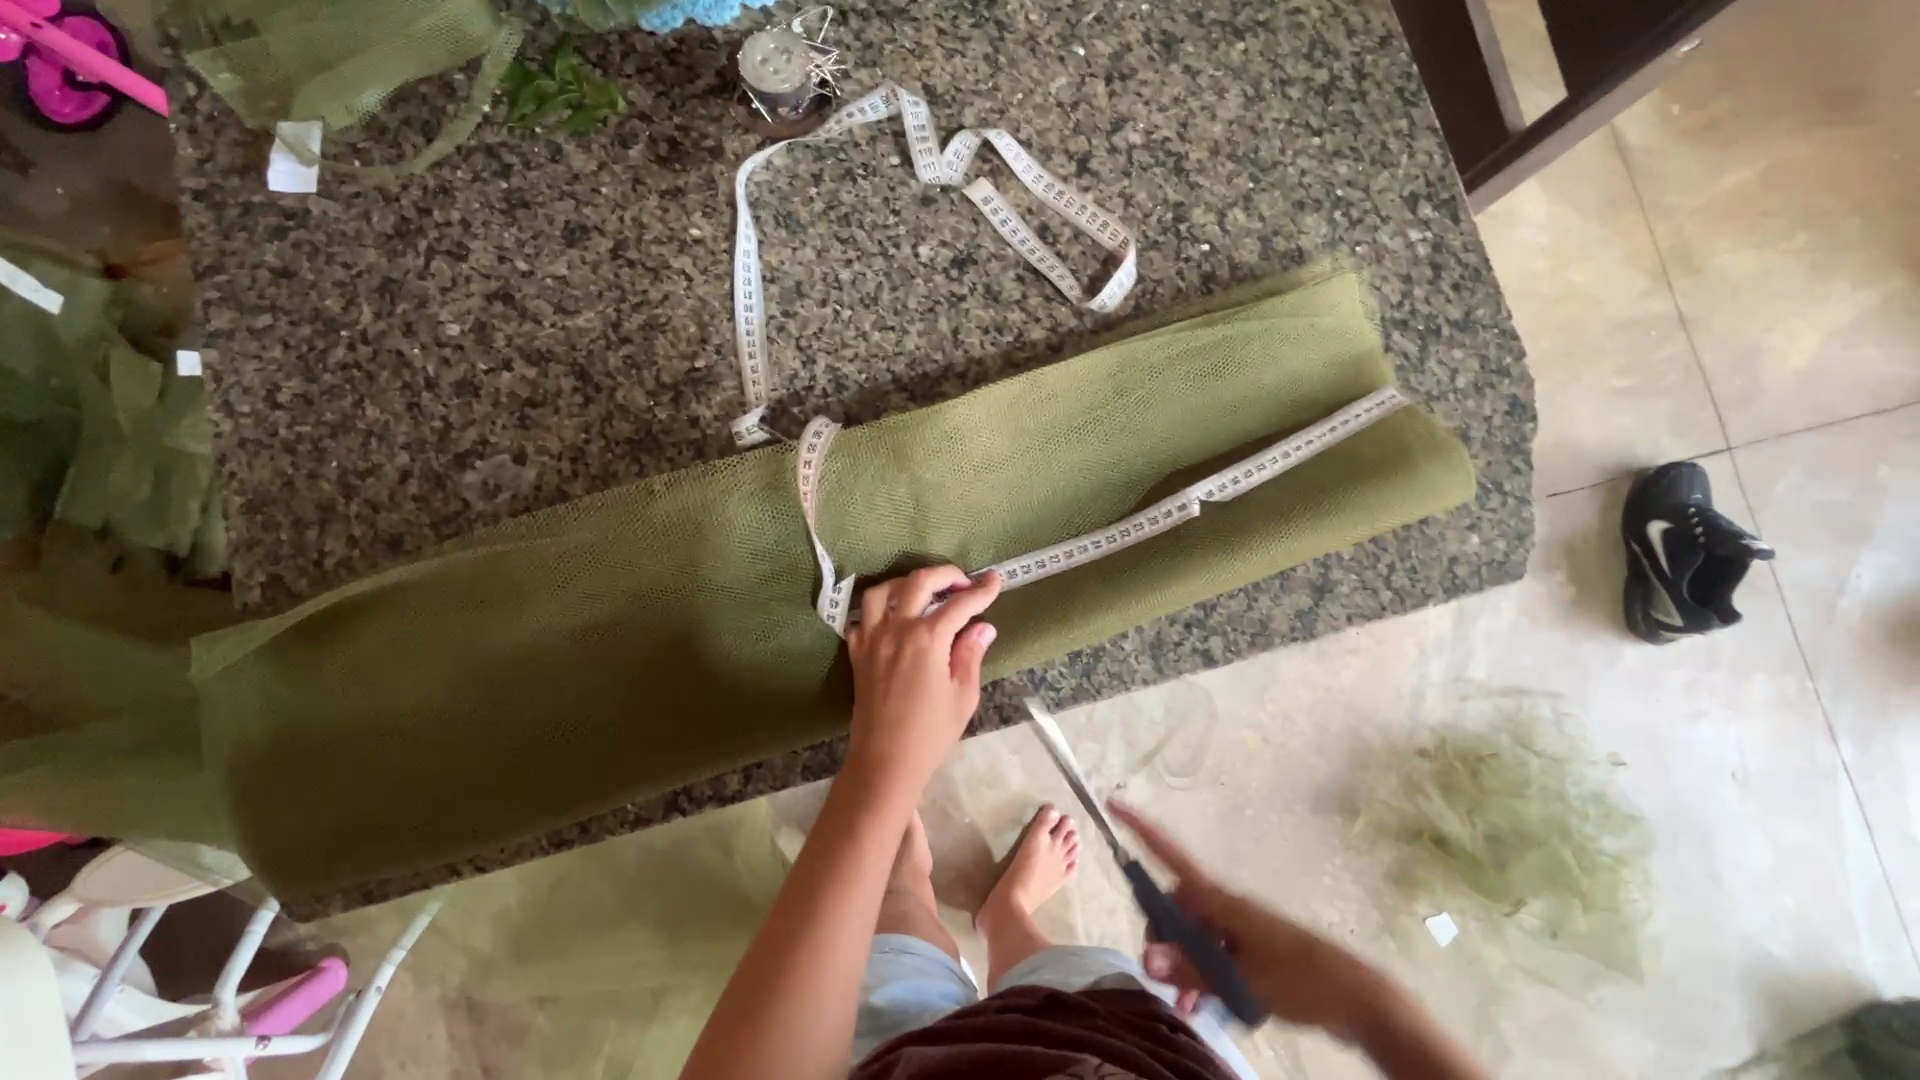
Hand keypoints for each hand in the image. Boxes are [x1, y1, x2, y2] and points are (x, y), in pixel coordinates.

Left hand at [844, 567, 1002, 793]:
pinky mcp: (857, 654)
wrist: (884, 762)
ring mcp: (872, 640)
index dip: (981, 590)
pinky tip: (893, 620)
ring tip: (925, 593)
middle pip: (919, 582)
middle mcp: (896, 629)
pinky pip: (862, 619)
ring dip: (906, 584)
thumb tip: (982, 628)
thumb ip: (970, 654)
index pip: (960, 604)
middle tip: (964, 583)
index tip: (995, 580)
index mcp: (927, 638)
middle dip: (946, 575)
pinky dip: (877, 611)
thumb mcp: (962, 695)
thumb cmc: (930, 734)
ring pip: (882, 591)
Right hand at [1109, 800, 1402, 1039]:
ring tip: (1186, 1006)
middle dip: (1160, 939)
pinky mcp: (1249, 948)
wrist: (1357, 998)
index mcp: (1219, 899)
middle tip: (1165, 979)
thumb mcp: (1241, 979)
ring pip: (1190, 936)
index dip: (1141, 828)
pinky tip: (1202, 1007)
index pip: (1170, 854)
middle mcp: (1223, 905)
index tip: (1114, 803)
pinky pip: (1210, 953)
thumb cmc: (1300, 979)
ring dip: (1182, 966)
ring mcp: (1237, 926)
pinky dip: (1201, 977)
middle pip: (1172, 907)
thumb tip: (1145, 957)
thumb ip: (1191, 969)